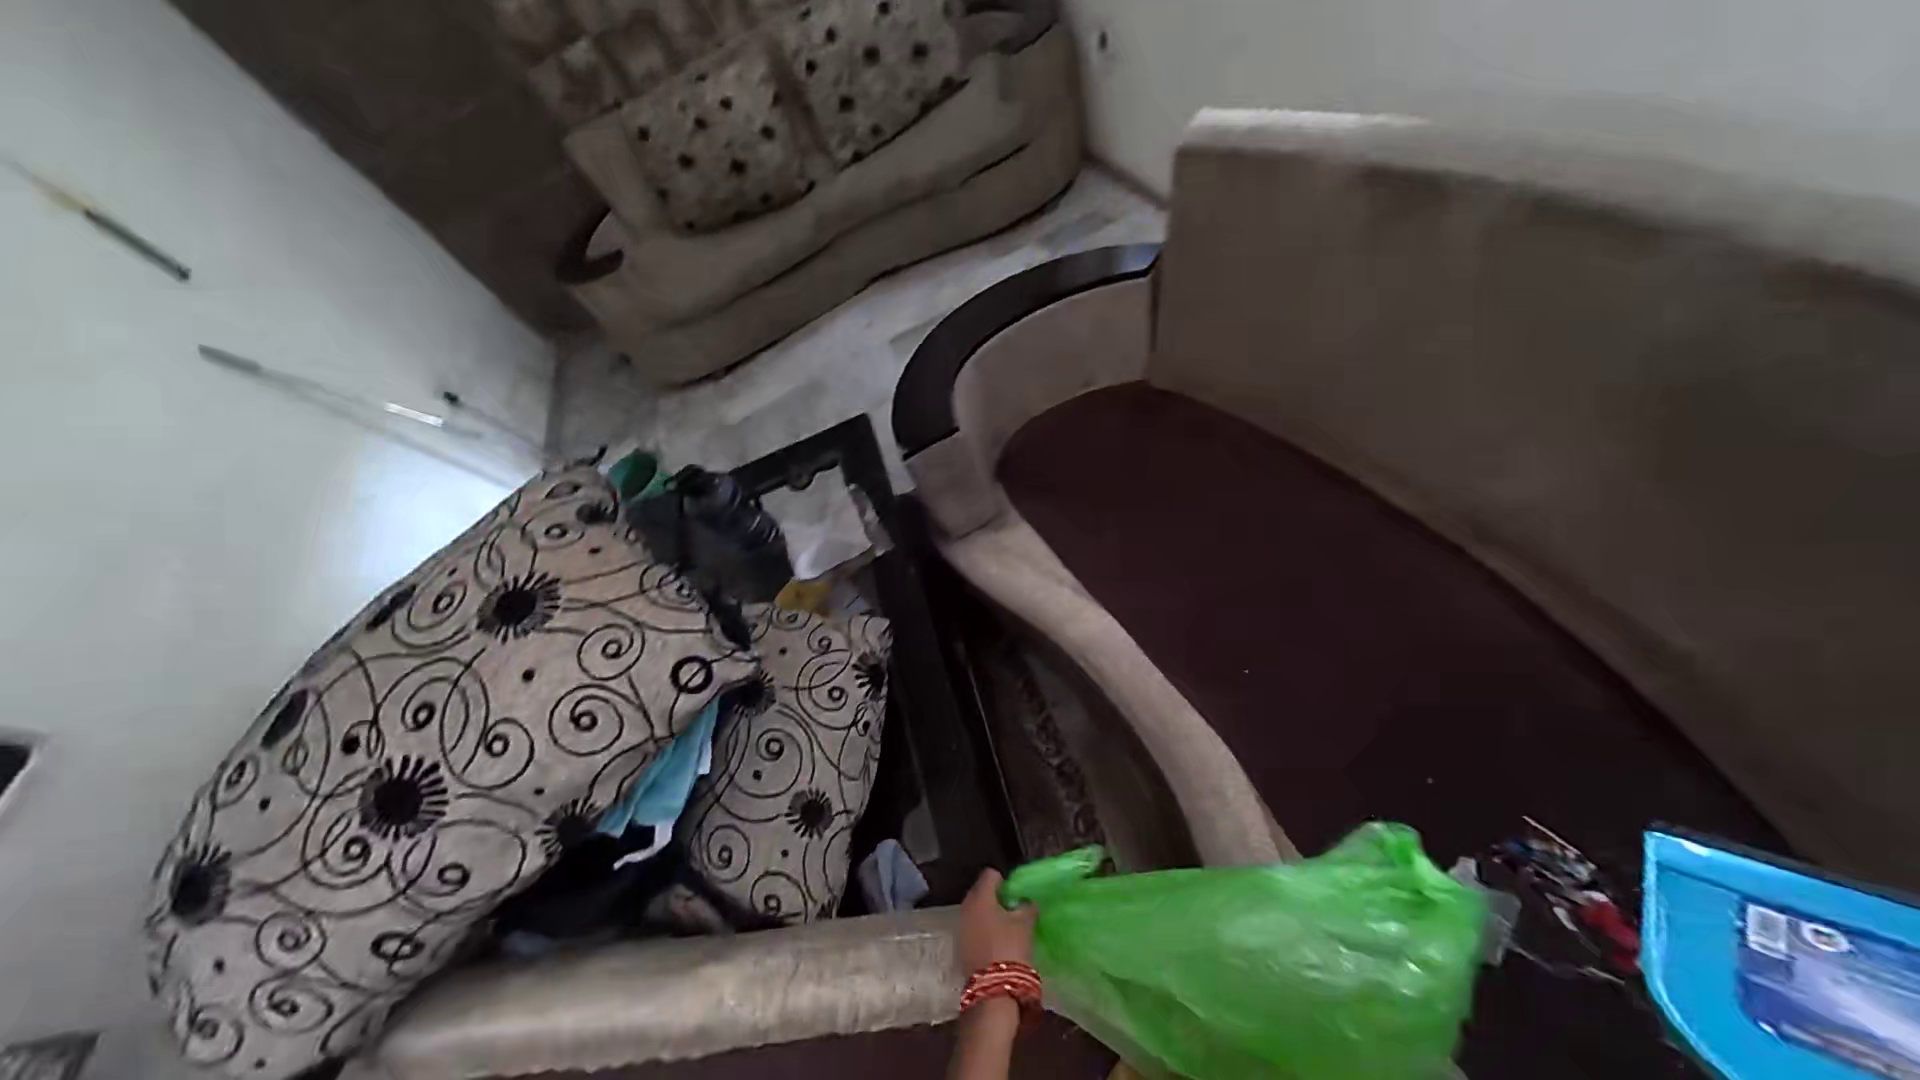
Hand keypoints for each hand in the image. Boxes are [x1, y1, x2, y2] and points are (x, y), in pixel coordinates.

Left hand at [957, 868, 1035, 975]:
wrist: (993, 990)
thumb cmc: (1010, 948)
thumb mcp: (1025, 924)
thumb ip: (1027, 907)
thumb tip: (1026, 901)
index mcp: (980, 896)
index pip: (990, 874)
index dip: (1005, 881)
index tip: (1016, 894)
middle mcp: (966, 906)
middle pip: (981, 892)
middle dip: (996, 898)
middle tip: (1013, 910)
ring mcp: (961, 926)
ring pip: (976, 911)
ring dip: (989, 915)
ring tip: (1006, 927)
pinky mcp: (960, 945)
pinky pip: (973, 928)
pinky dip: (983, 930)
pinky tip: (996, 942)